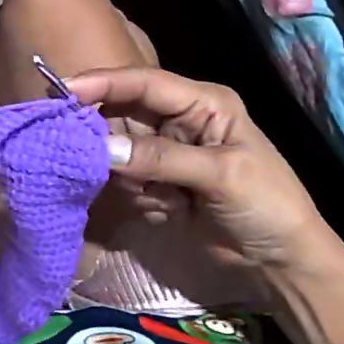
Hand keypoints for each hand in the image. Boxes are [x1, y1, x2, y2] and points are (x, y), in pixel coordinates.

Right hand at [65, 67, 343, 279]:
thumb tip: (102, 150)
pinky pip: (127, 183)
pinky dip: (135, 197)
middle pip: (124, 115)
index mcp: (203, 103)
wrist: (280, 259)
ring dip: (123, 176)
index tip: (62, 90)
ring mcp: (167, 155)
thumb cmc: (266, 204)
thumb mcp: (221, 174)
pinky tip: (165, 211)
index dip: (103, 84)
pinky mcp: (158, 185)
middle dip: (102, 133)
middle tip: (72, 149)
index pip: (144, 84)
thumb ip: (162, 158)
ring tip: (152, 196)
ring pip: (120, 152)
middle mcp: (179, 122)